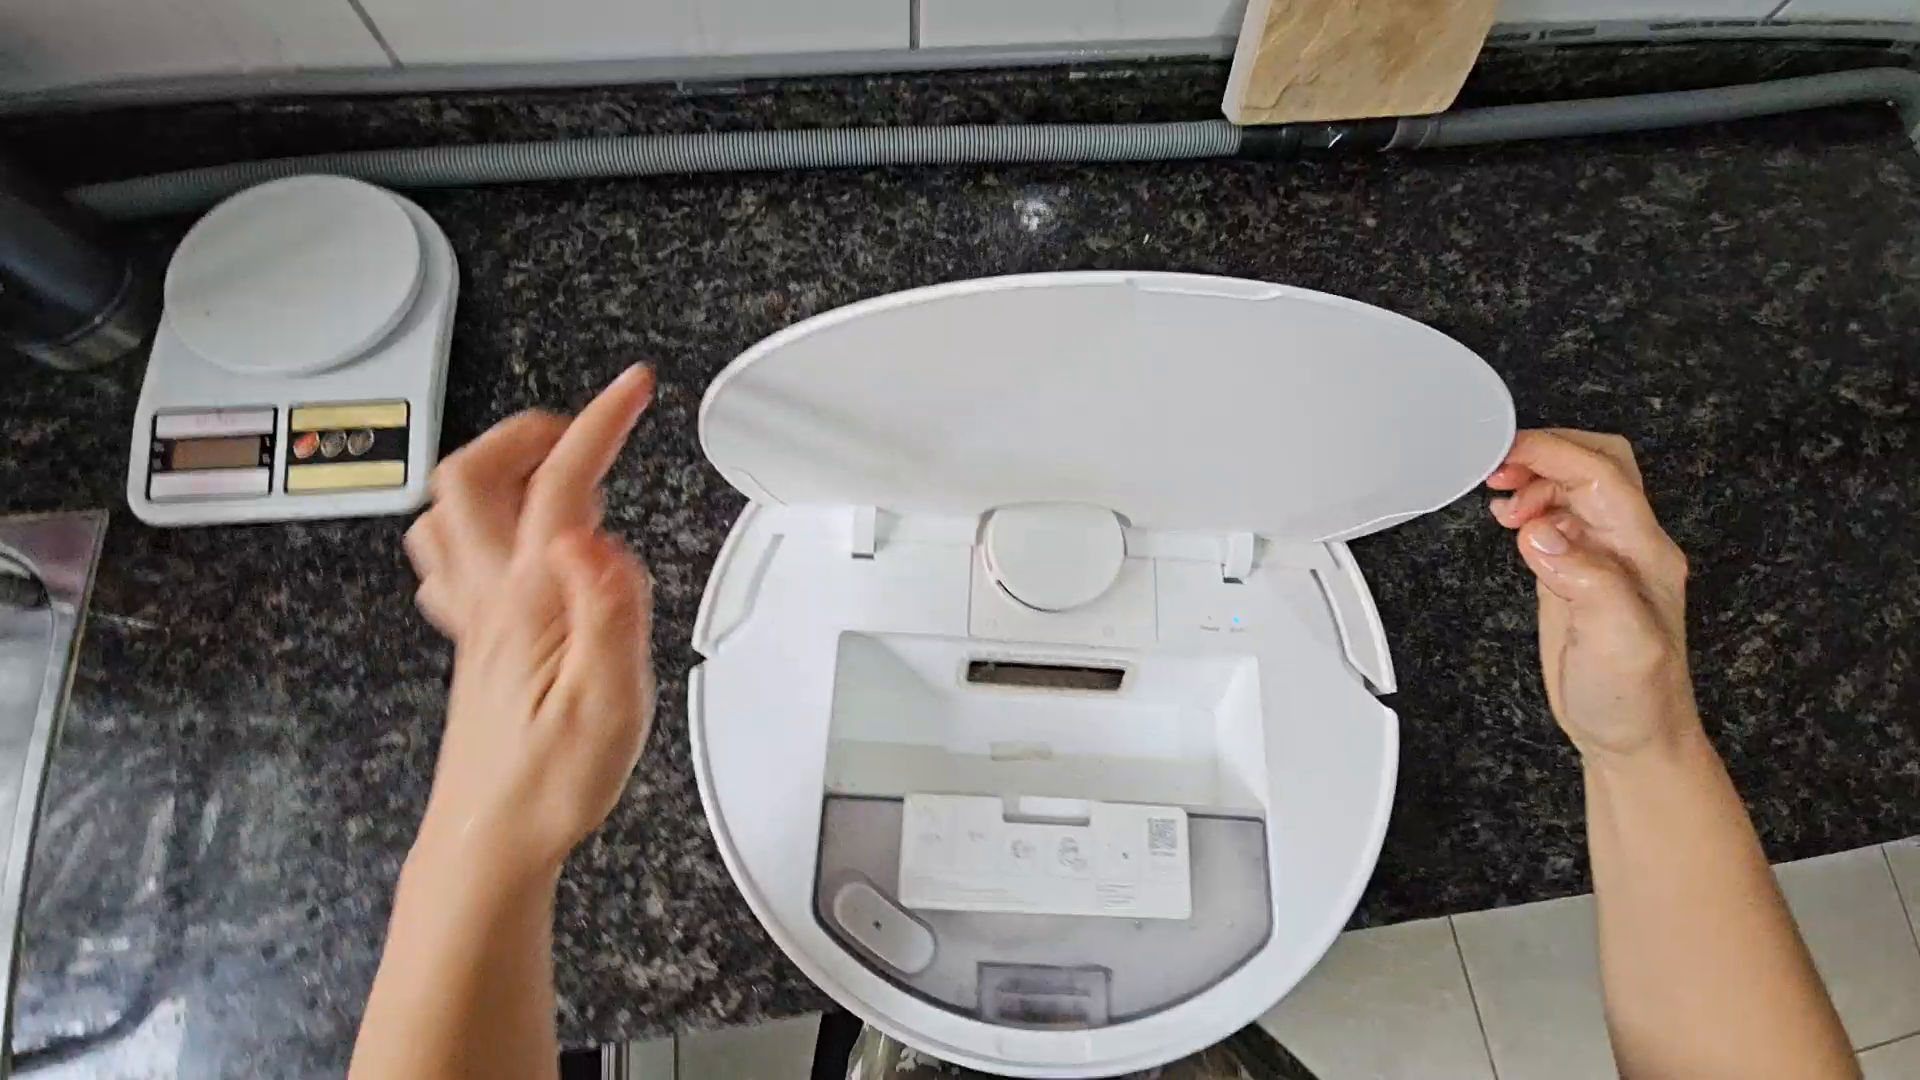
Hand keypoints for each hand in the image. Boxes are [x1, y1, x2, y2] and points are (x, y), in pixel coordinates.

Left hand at [407, 366, 657, 878]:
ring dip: (499, 466)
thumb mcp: (608, 703)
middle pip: (474, 478)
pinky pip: (449, 557)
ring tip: (553, 463)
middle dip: (533, 431)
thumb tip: (597, 537)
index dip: (600, 426)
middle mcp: (491, 597)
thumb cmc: (553, 781)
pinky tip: (514, 533)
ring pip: (448, 510)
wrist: (491, 843)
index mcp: (531, 603)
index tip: (633, 389)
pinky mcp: (476, 639)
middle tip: (586, 425)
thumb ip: (608, 613)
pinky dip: (478, 519)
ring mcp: (475, 617)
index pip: (561, 488)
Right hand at [1488, 429, 1697, 761]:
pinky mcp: (1574, 570)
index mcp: (1642, 553)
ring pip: (1575, 486)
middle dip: (1546, 452)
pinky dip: (1527, 504)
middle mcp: (1627, 546)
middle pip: (1599, 465)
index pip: (1600, 477)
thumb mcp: (1618, 643)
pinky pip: (1556, 515)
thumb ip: (1586, 580)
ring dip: (1533, 477)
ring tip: (1497, 498)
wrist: (1630, 734)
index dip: (1551, 454)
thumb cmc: (1631, 698)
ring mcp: (1601, 556)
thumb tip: (1542, 533)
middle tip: (1497, 466)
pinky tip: (1507, 519)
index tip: (1503, 452)